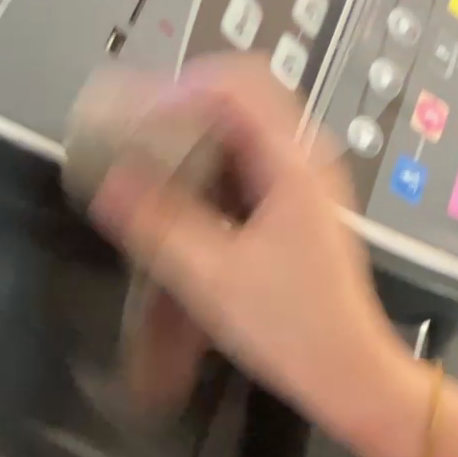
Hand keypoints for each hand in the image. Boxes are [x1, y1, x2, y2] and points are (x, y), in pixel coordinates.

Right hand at [86, 55, 410, 439]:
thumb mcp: (214, 278)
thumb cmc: (298, 330)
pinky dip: (211, 169)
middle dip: (182, 108)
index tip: (135, 115)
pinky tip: (186, 201)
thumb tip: (110, 184)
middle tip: (137, 131)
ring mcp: (306, 186)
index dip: (177, 89)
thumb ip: (158, 225)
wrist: (347, 371)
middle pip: (239, 99)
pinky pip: (249, 166)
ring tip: (152, 162)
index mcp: (294, 165)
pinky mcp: (299, 211)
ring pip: (244, 133)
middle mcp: (307, 163)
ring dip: (196, 138)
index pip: (234, 85)